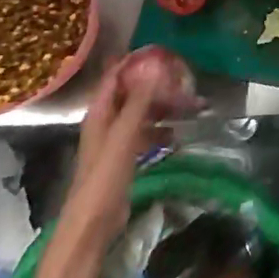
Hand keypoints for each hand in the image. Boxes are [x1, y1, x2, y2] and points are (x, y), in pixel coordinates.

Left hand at [60, 46, 196, 249]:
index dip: (133, 62)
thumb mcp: (123, 136)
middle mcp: (105, 123)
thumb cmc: (104, 178)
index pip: (115, 77)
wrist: (92, 225)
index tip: (160, 52)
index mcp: (99, 113)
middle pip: (130, 95)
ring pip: (140, 115)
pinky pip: (144, 135)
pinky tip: (177, 134)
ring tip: (187, 104)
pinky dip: (160, 130)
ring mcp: (114, 142)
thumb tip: (154, 69)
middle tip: (182, 79)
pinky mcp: (124, 160)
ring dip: (160, 108)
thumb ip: (138, 103)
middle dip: (154, 85)